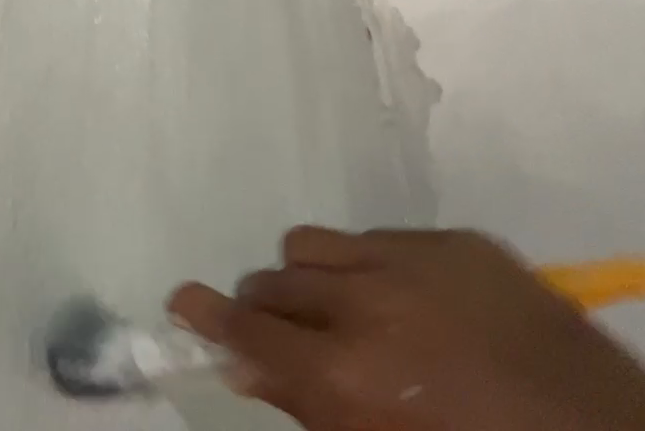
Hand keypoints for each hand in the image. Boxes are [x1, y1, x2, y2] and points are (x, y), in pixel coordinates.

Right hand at [168, 227, 644, 430]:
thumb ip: (305, 407)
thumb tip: (242, 363)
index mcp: (345, 375)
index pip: (242, 324)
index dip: (203, 313)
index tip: (182, 303)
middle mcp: (366, 306)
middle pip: (269, 281)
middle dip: (268, 310)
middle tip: (294, 336)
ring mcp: (415, 264)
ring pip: (310, 244)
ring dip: (314, 278)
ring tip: (350, 308)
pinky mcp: (463, 243)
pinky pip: (378, 236)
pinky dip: (376, 266)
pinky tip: (417, 301)